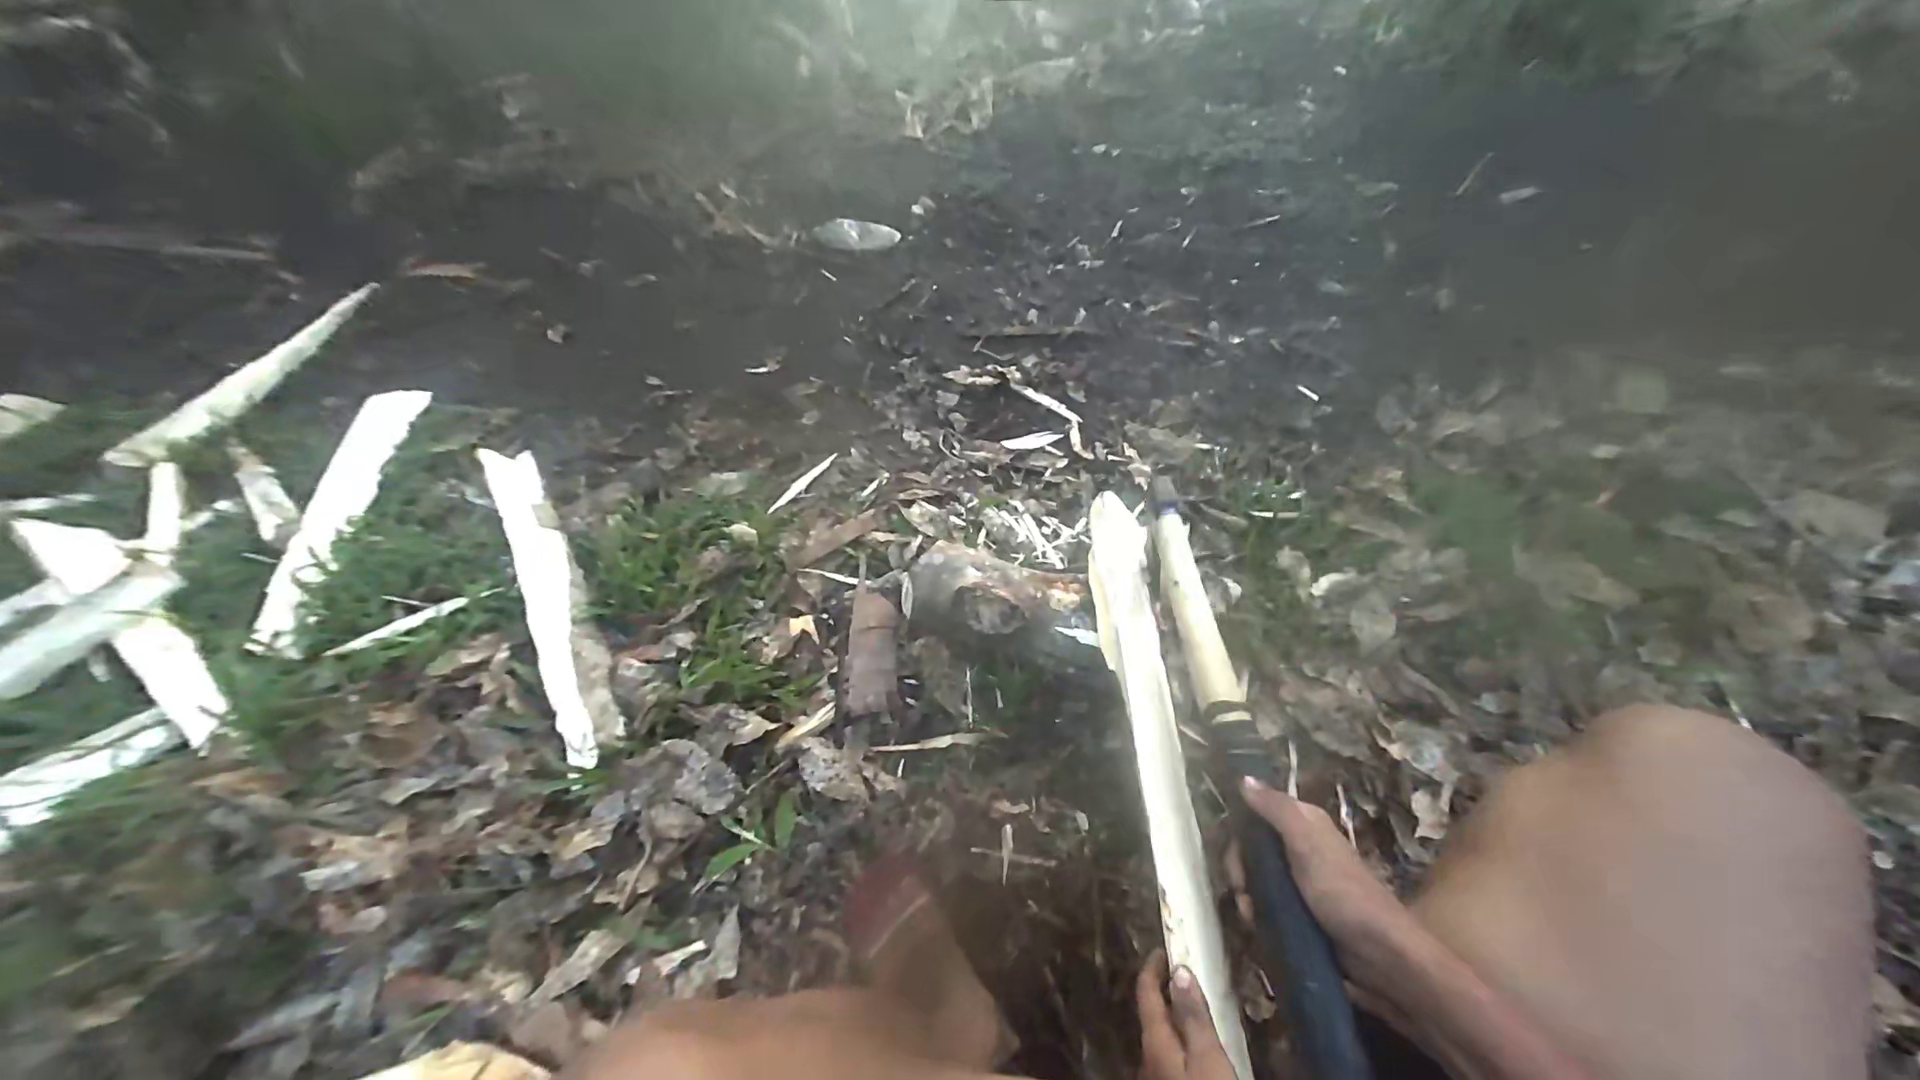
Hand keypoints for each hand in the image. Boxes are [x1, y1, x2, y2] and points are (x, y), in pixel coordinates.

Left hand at [1136, 950, 1237, 1079]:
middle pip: (1152, 1015)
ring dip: (1174, 1019)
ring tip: (1195, 1008)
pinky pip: (1169, 1058)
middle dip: (1166, 994)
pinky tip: (1196, 1049)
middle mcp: (1146, 1057)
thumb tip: (1179, 970)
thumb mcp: (1208, 1058)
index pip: (1145, 991)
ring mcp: (1153, 1077)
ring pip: (1161, 1039)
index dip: (1153, 967)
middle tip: (1186, 976)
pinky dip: (1180, 1043)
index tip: (1164, 948)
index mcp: (1153, 1041)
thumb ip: (1193, 1016)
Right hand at [1234, 777, 1424, 993]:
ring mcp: (1298, 880)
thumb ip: (1276, 809)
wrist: (1382, 955)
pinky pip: (1265, 902)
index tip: (1234, 854)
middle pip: (1250, 847)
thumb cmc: (1343, 892)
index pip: (1256, 812)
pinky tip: (1258, 924)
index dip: (1239, 830)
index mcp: (1303, 823)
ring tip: (1252, 915)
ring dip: (1246, 896)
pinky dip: (1257, 912)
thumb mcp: (1307, 843)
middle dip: (1240, 870)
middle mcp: (1298, 846)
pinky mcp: (1299, 909)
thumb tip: (1244, 778)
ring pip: (1254, 877)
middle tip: (1243, 890)